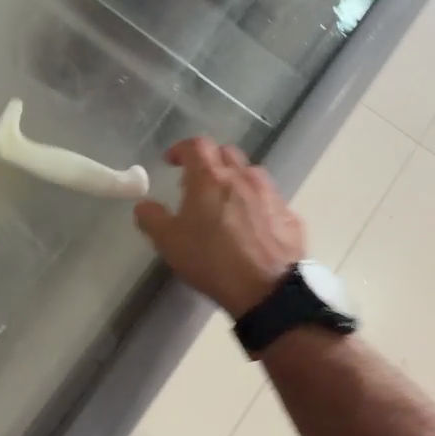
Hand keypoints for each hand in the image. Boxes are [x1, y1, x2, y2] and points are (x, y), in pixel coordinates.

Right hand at [133, 137, 305, 317]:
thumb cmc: (212, 260)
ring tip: (227, 203)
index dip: (181, 149)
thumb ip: (151, 218)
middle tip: (197, 182)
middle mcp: (243, 178)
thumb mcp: (168, 242)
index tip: (172, 162)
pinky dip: (257, 205)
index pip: (196, 145)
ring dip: (236, 181)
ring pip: (252, 174)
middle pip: (227, 153)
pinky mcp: (291, 216)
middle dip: (210, 161)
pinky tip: (252, 227)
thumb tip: (144, 205)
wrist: (268, 290)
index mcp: (210, 178)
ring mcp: (271, 195)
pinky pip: (270, 200)